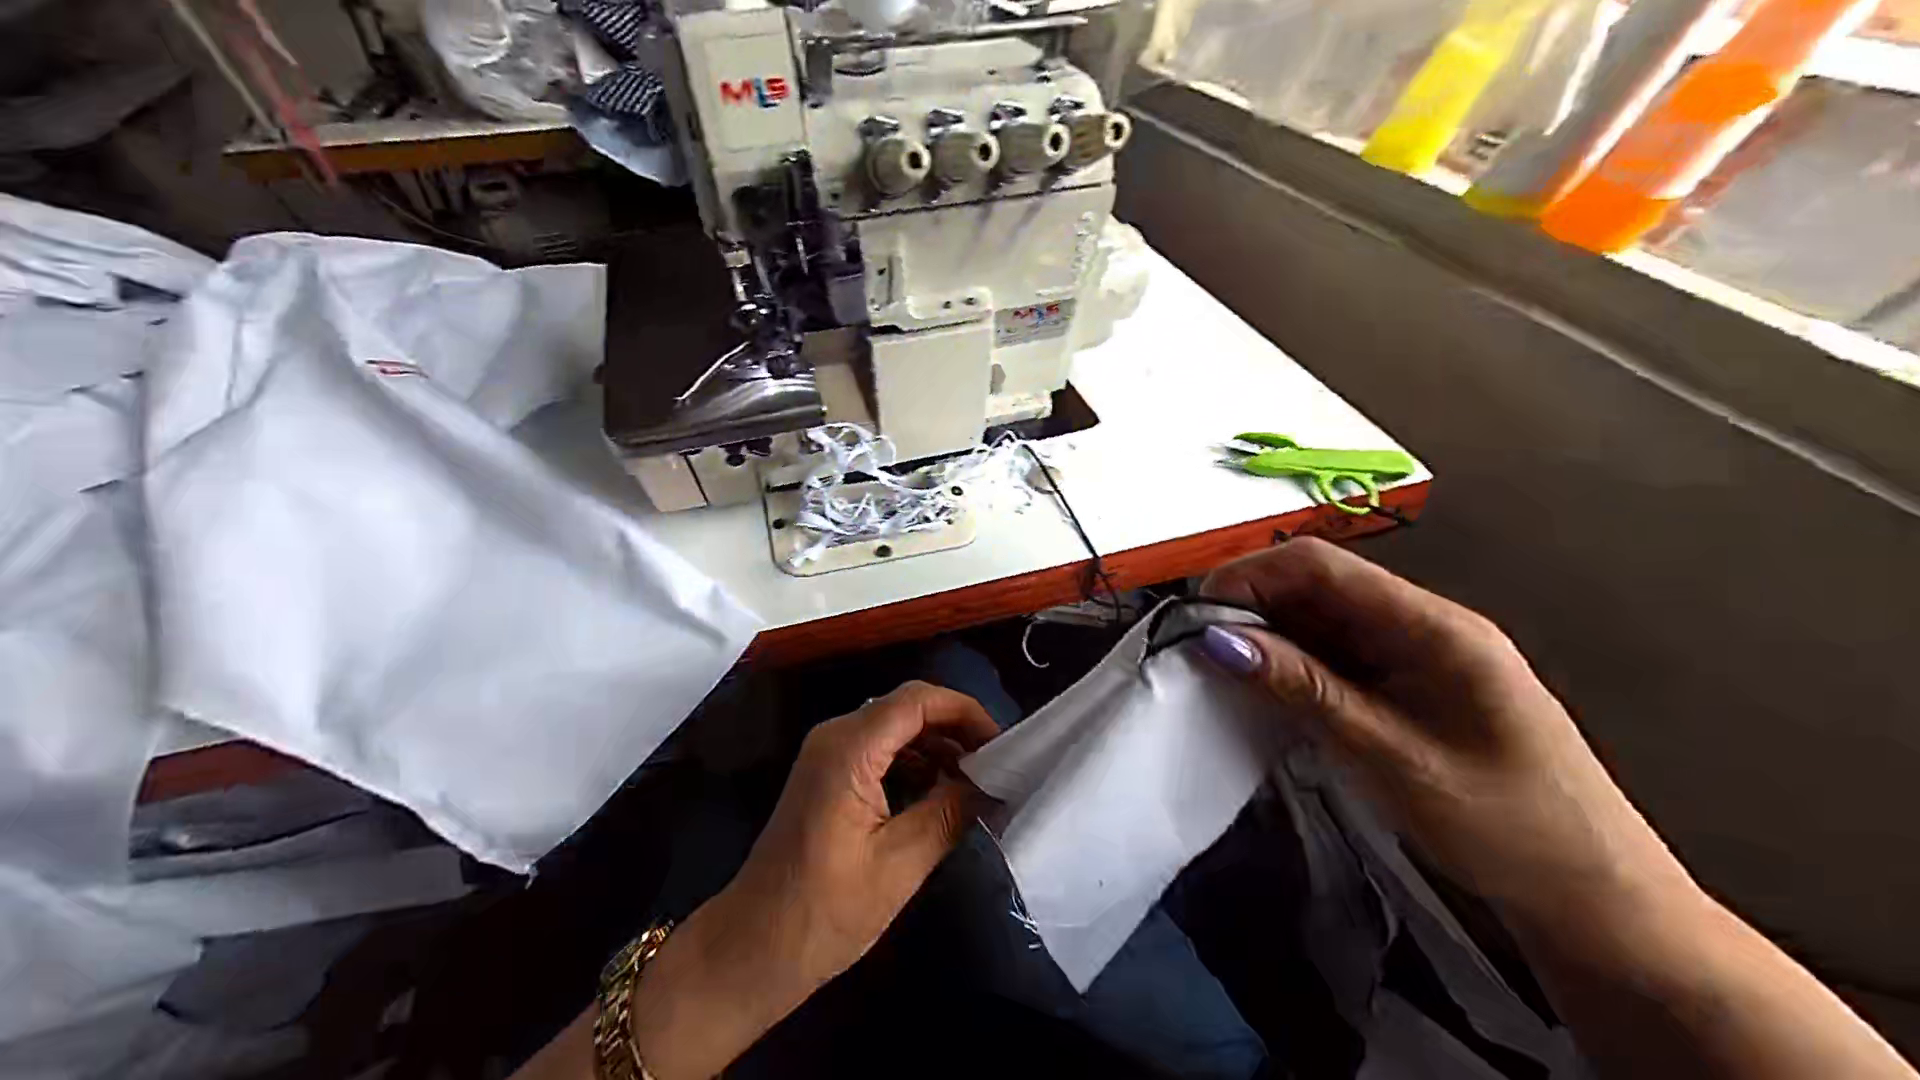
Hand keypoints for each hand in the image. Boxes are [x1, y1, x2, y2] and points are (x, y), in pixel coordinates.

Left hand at [628, 681, 998, 1078]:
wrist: (753, 947)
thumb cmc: (825, 911)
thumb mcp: (900, 863)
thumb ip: (950, 811)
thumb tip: (991, 783)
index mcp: (849, 748)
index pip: (918, 700)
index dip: (965, 712)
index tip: (1003, 744)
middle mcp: (835, 736)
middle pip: (908, 707)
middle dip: (956, 728)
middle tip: (997, 763)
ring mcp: (828, 753)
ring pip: (896, 726)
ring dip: (938, 745)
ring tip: (976, 780)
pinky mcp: (828, 774)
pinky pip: (880, 748)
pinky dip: (915, 760)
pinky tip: (941, 790)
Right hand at [1197, 538, 1692, 926]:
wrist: (1597, 904)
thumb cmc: (1507, 828)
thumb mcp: (1391, 755)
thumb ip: (1303, 689)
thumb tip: (1219, 640)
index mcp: (1433, 625)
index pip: (1320, 566)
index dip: (1250, 577)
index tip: (1197, 619)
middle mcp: (1420, 625)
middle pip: (1316, 586)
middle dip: (1251, 607)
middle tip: (1202, 653)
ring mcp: (1414, 655)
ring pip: (1319, 622)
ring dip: (1268, 639)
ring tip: (1224, 675)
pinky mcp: (1405, 685)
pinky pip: (1333, 656)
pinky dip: (1291, 666)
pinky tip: (1266, 692)